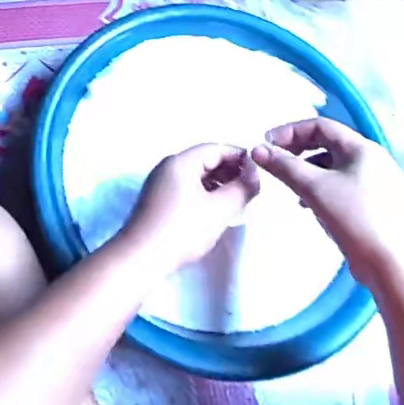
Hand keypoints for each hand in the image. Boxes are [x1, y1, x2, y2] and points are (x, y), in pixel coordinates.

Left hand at [122, 144, 259, 273]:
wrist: (142, 256)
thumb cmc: (182, 230)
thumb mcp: (219, 210)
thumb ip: (241, 189)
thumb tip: (254, 174)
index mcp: (179, 162)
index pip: (214, 148)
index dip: (239, 156)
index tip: (261, 171)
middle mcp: (167, 166)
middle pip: (204, 159)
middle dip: (230, 170)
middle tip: (254, 188)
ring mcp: (161, 182)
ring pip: (196, 174)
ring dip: (219, 182)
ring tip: (240, 199)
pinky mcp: (159, 198)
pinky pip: (188, 186)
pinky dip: (206, 191)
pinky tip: (219, 207)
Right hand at [250, 118, 403, 286]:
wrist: (398, 268)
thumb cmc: (356, 217)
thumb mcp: (313, 186)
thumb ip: (282, 164)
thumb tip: (256, 149)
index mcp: (363, 149)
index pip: (320, 125)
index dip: (289, 130)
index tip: (267, 144)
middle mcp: (373, 162)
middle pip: (326, 144)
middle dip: (296, 150)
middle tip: (274, 161)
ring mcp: (377, 185)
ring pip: (332, 167)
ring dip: (305, 171)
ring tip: (290, 187)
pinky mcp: (376, 207)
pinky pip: (340, 186)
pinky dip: (319, 188)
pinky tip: (309, 205)